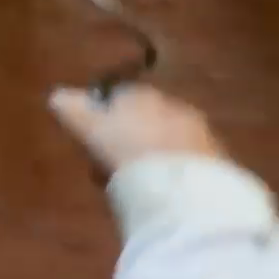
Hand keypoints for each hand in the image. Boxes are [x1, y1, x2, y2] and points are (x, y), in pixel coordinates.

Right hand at [48, 84, 226, 174]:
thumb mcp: (81, 122)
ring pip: (164, 139)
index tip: (88, 131)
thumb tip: (59, 96)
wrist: (181, 185)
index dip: (99, 111)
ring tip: (130, 174)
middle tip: (107, 155)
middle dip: (126, 132)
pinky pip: (183, 159)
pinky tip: (155, 183)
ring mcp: (202, 134)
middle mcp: (174, 106)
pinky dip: (168, 167)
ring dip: (148, 151)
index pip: (115, 93)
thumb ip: (66, 103)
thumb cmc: (122, 145)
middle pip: (142, 117)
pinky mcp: (219, 162)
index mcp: (141, 93)